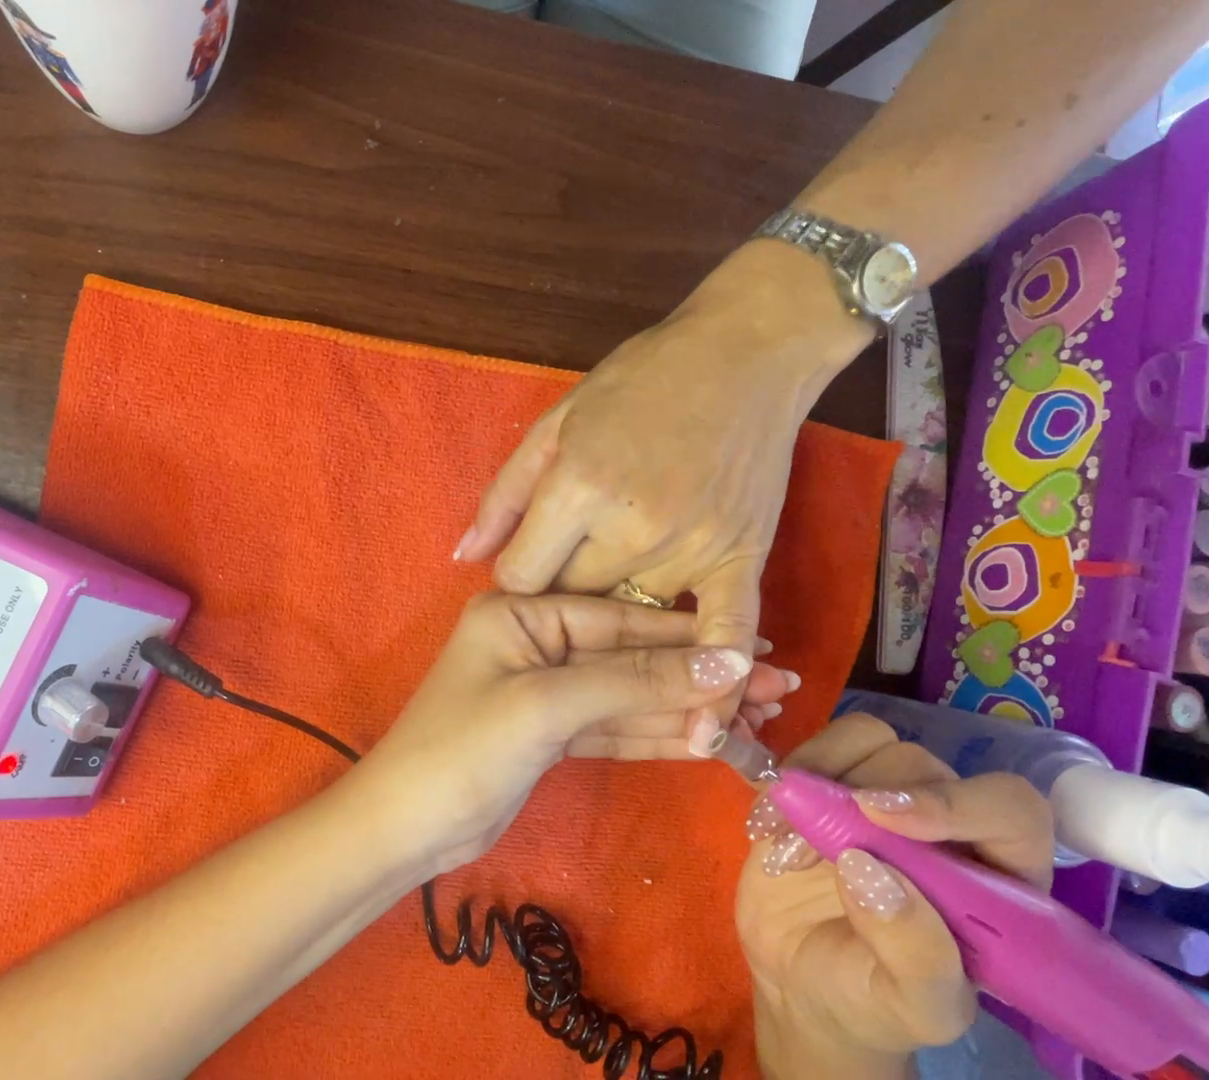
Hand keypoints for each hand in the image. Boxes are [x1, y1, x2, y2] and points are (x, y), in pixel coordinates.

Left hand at [344, 592, 792, 875]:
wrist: (408, 825)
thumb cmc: (464, 748)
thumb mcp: (547, 705)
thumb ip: (634, 681)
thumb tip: (727, 663)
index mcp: (520, 614)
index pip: (620, 618)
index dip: (690, 638)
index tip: (759, 648)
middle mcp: (533, 643)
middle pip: (630, 657)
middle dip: (699, 676)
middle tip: (780, 688)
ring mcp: (543, 691)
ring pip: (628, 695)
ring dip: (689, 708)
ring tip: (764, 717)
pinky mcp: (550, 734)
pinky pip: (614, 727)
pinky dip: (659, 735)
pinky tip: (713, 741)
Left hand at [458, 242, 871, 651]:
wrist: (745, 351)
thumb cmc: (638, 381)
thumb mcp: (553, 424)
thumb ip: (504, 496)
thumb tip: (464, 556)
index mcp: (575, 490)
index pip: (521, 576)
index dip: (519, 577)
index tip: (533, 568)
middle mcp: (628, 527)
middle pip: (573, 602)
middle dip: (565, 601)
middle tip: (572, 597)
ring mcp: (688, 546)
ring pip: (633, 618)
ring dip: (622, 630)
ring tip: (612, 648)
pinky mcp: (741, 557)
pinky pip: (724, 631)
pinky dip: (712, 680)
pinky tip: (705, 729)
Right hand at [736, 714, 1054, 1078]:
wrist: (800, 983)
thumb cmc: (873, 1001)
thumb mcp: (912, 1006)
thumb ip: (914, 952)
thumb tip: (869, 869)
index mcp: (996, 878)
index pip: (1008, 809)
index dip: (952, 800)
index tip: (877, 814)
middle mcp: (944, 826)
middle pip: (920, 764)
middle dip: (855, 799)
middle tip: (808, 849)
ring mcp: (877, 801)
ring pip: (865, 741)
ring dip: (815, 775)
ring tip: (781, 837)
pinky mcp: (820, 787)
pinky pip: (809, 750)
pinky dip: (780, 778)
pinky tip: (764, 826)